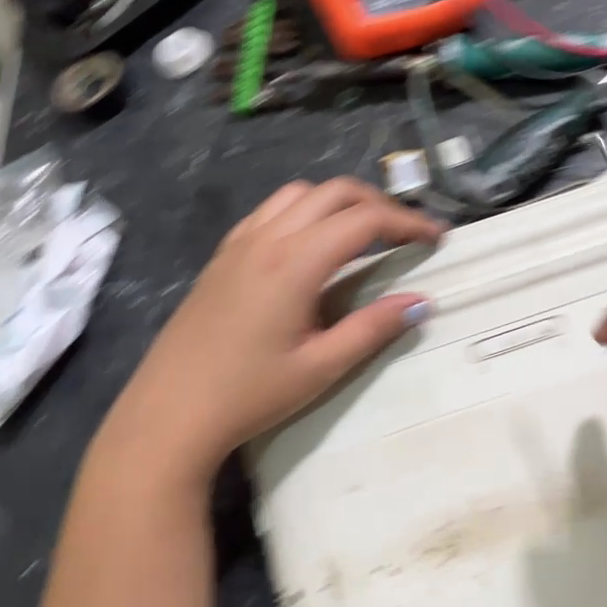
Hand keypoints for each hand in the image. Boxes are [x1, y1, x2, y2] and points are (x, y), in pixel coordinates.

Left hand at [97, 178, 443, 483]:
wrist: (169, 413)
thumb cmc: (249, 394)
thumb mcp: (321, 367)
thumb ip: (373, 328)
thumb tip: (420, 303)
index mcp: (296, 261)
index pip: (365, 220)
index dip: (407, 222)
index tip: (437, 237)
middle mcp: (268, 238)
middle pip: (334, 192)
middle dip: (378, 203)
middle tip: (406, 234)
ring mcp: (240, 243)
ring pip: (299, 194)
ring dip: (338, 201)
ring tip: (363, 233)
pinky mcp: (222, 256)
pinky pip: (270, 211)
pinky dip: (303, 211)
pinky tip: (309, 244)